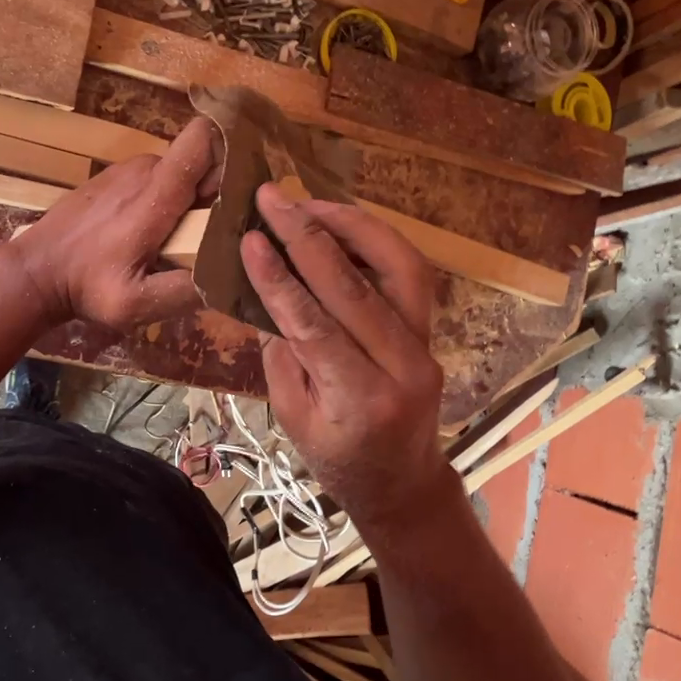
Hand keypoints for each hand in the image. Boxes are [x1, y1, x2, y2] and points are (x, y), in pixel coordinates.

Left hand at [4, 116, 216, 330]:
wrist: (36, 271)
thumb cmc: (86, 286)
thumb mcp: (136, 304)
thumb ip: (185, 291)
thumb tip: (232, 277)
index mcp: (156, 192)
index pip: (204, 140)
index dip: (232, 154)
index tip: (247, 188)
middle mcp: (145, 169)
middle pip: (201, 164)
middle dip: (217, 194)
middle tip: (217, 237)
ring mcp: (127, 170)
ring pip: (180, 175)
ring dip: (190, 203)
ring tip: (183, 245)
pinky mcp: (115, 178)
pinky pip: (157, 181)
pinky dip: (167, 203)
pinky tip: (154, 238)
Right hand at [241, 183, 447, 524]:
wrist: (404, 482)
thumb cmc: (339, 460)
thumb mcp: (294, 419)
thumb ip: (283, 354)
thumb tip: (268, 290)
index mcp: (361, 399)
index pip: (314, 326)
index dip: (278, 280)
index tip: (249, 240)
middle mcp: (403, 365)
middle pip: (356, 286)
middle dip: (308, 235)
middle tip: (272, 198)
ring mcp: (426, 343)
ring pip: (399, 265)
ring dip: (352, 224)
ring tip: (309, 203)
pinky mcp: (431, 328)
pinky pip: (408, 271)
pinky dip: (375, 239)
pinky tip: (340, 224)